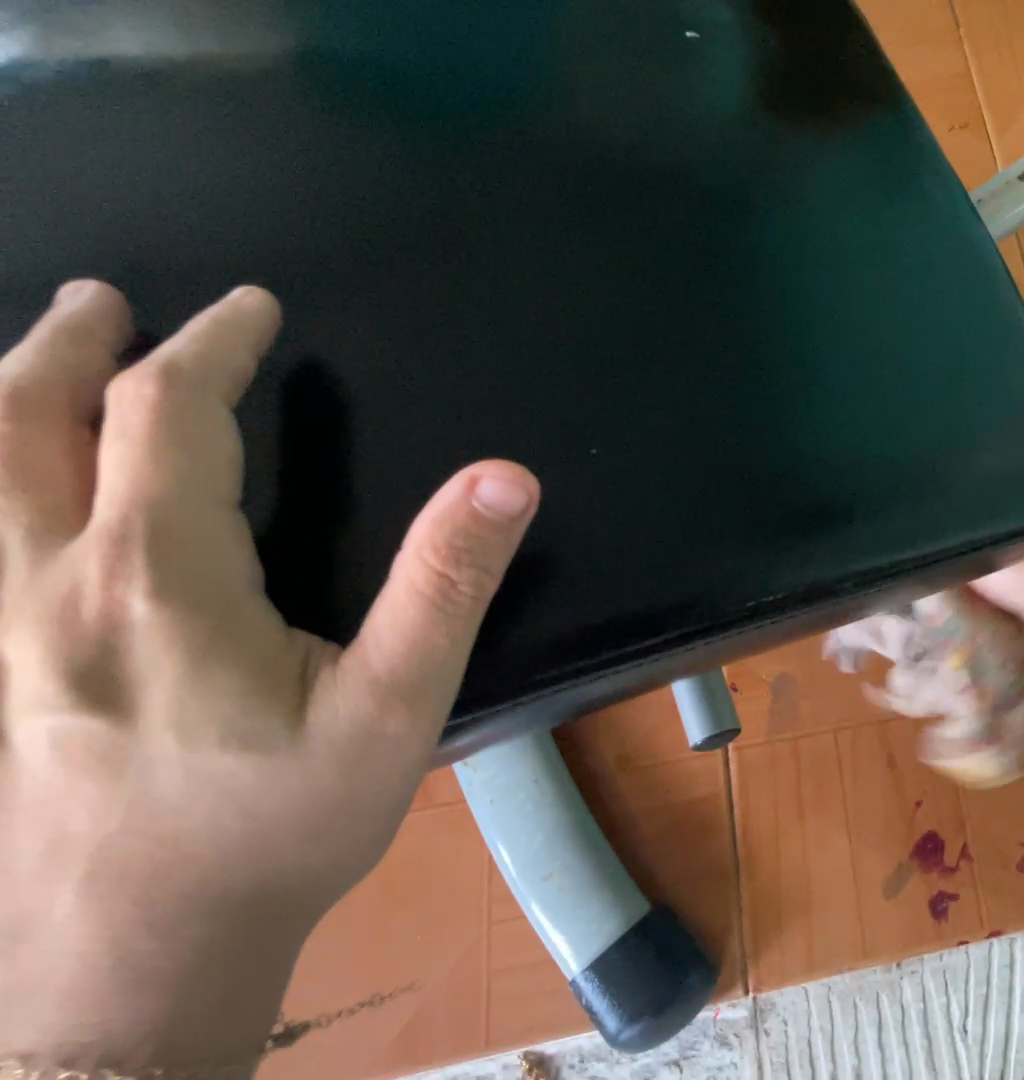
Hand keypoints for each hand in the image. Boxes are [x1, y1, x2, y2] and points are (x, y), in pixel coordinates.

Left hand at [0, 283, 538, 1072]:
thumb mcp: (398, 704)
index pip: (167, 420)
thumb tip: (504, 477)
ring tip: (34, 361)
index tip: (252, 310)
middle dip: (66, 347)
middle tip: (107, 300)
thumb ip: (448, 584)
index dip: (208, 348)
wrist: (132, 960)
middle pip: (19, 425)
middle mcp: (42, 587)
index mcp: (156, 582)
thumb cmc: (282, 823)